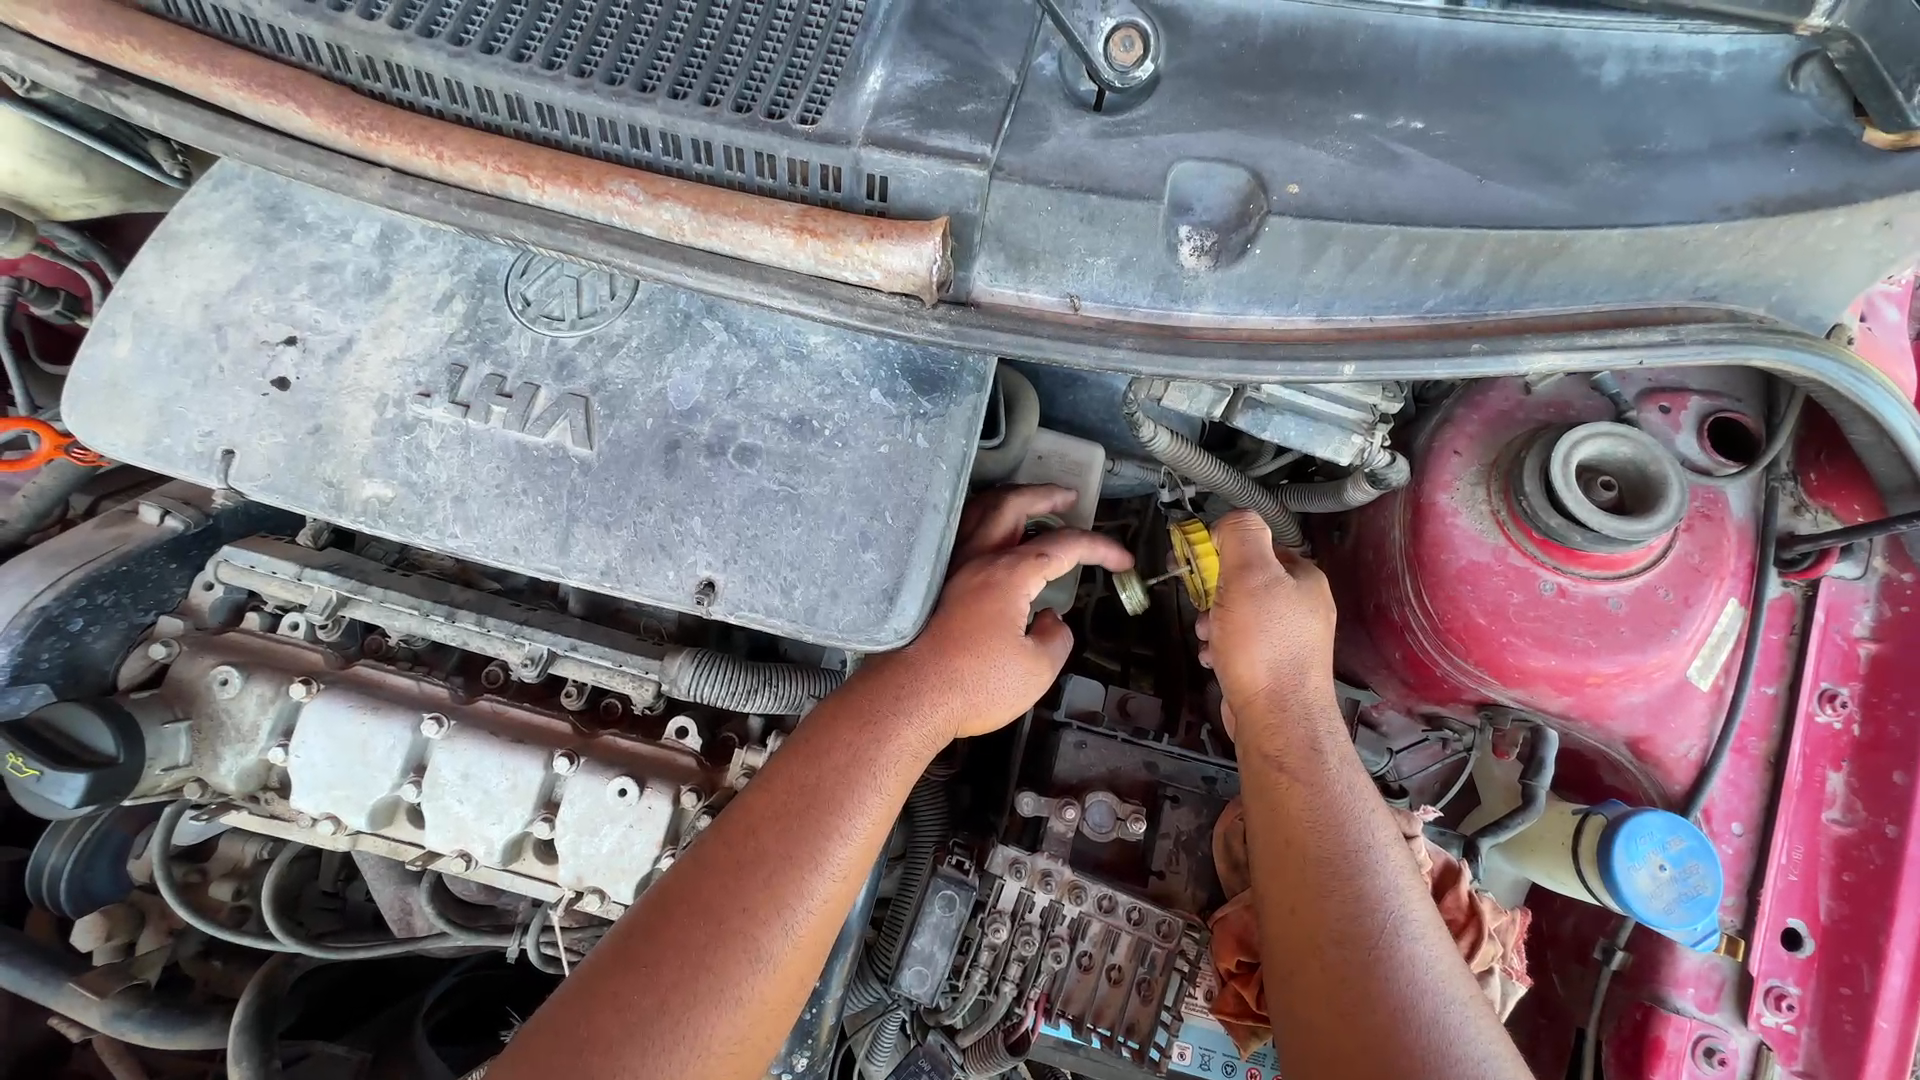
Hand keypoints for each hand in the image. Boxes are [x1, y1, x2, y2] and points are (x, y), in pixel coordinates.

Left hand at [858, 485, 1133, 741]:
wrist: (910, 699)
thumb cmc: (975, 686)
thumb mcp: (1036, 670)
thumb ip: (1055, 637)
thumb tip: (1051, 619)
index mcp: (1008, 574)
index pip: (1064, 545)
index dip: (1099, 548)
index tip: (1123, 561)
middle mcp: (975, 559)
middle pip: (1011, 504)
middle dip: (1045, 494)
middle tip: (1069, 496)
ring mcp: (947, 569)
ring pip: (978, 514)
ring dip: (1009, 501)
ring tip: (1028, 505)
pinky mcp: (930, 586)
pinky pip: (960, 536)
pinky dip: (982, 525)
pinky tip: (988, 542)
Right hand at [1195, 510, 1337, 739]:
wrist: (1277, 717)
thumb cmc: (1263, 645)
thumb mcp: (1248, 574)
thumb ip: (1241, 535)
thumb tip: (1231, 519)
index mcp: (1303, 577)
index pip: (1258, 545)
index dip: (1223, 551)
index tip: (1199, 564)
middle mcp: (1301, 605)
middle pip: (1244, 581)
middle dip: (1213, 592)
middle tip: (1203, 606)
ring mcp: (1289, 639)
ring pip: (1237, 614)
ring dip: (1212, 621)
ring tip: (1206, 637)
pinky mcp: (1274, 667)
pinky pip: (1239, 644)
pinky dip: (1220, 647)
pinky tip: (1212, 657)